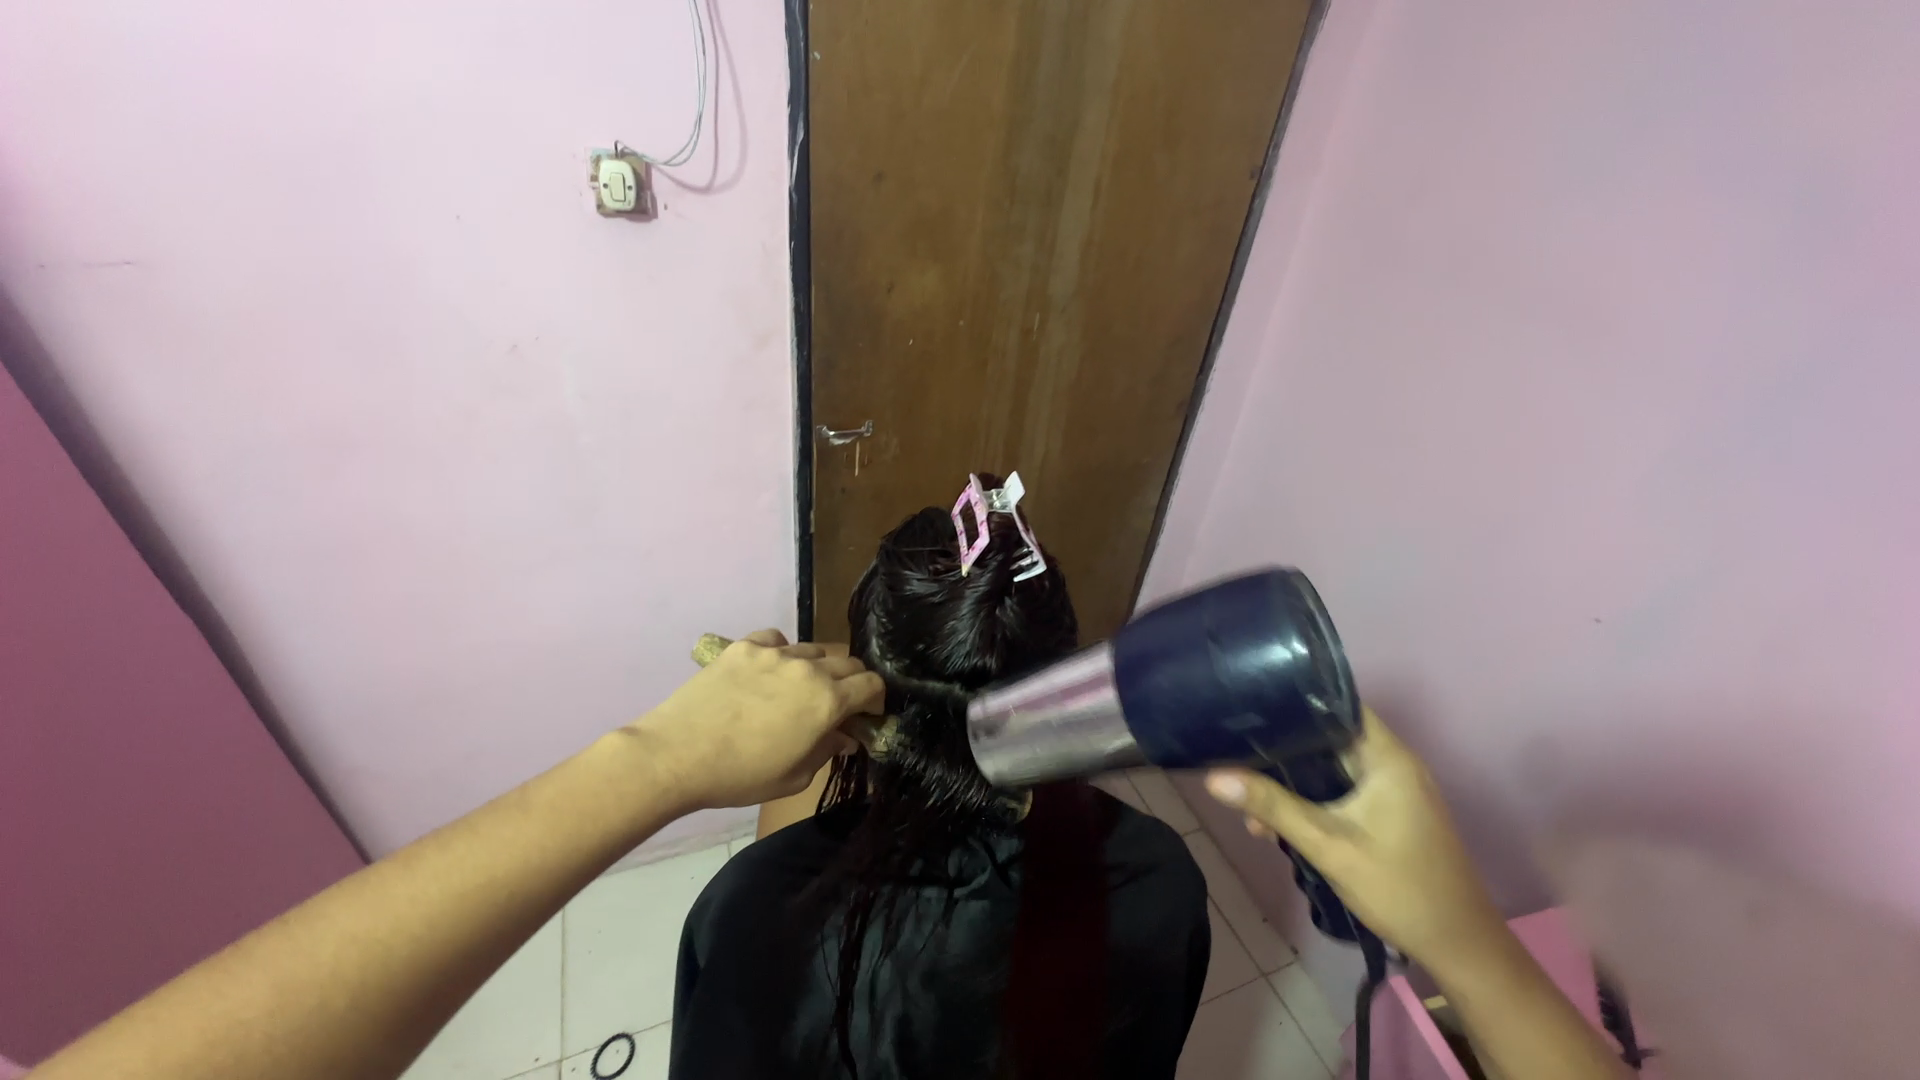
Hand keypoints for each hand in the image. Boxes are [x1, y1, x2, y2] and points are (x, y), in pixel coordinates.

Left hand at [630, 630, 885, 811]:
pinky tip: (770, 669)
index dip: (876, 699)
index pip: (872, 684)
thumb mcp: (794, 777)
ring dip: (818, 668)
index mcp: (828, 701)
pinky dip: (782, 652)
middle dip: (852, 682)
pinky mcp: (744, 647)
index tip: (867, 715)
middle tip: (838, 704)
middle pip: (848, 662)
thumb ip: (827, 750)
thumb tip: (844, 736)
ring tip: (800, 688)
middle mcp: (809, 669)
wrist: (676, 756)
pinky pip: (776, 640)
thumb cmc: (740, 777)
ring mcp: (775, 654)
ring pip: (814, 650)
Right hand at [1203, 708, 1506, 973]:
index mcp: (1386, 757)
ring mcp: (1391, 790)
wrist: (1458, 947)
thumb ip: (1272, 807)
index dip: (1293, 700)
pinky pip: (1338, 792)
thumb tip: (1213, 777)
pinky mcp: (1386, 813)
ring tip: (1251, 808)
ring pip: (1328, 770)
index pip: (1336, 704)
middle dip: (1281, 753)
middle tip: (1236, 762)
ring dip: (1291, 785)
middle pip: (1326, 738)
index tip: (1248, 708)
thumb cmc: (1399, 887)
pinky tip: (1278, 825)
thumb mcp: (1328, 845)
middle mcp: (1391, 764)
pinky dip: (1310, 802)